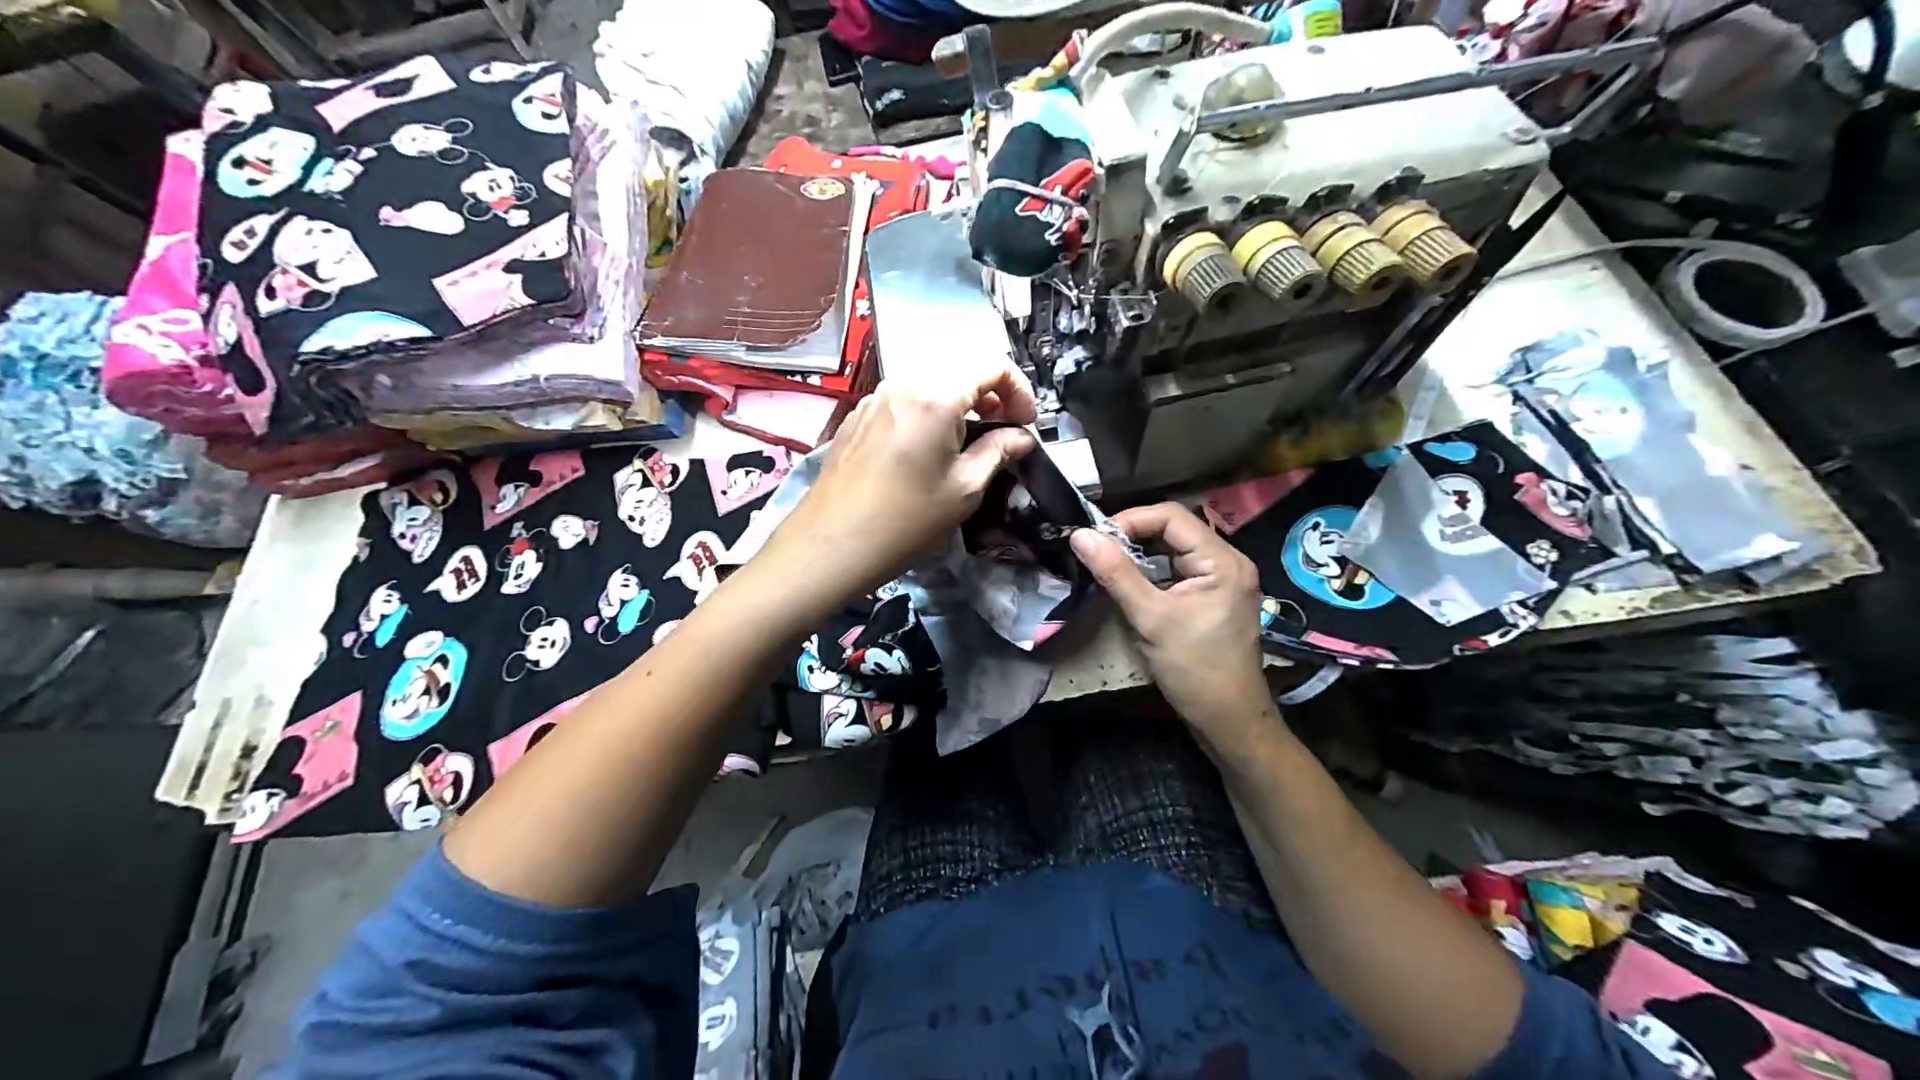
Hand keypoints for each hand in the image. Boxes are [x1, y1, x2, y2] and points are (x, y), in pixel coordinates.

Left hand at [768, 361, 1039, 604]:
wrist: (832, 543)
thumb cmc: (907, 519)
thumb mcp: (965, 488)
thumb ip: (998, 452)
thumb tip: (1021, 438)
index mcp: (936, 395)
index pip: (993, 366)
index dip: (1019, 390)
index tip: (1025, 424)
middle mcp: (904, 384)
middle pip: (959, 372)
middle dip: (989, 397)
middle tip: (1001, 433)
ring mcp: (875, 398)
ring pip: (930, 386)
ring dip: (957, 406)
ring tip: (964, 444)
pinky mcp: (857, 417)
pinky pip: (903, 402)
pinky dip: (926, 415)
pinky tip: (926, 451)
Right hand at [1070, 502, 1276, 744]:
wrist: (1229, 720)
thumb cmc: (1195, 669)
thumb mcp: (1151, 619)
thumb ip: (1116, 574)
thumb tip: (1080, 535)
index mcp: (1222, 561)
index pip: (1171, 517)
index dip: (1130, 520)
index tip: (1095, 539)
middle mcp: (1227, 562)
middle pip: (1173, 530)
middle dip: (1131, 536)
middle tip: (1095, 551)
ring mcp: (1221, 580)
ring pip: (1172, 550)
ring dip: (1138, 554)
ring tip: (1104, 564)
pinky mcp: (1211, 596)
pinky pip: (1176, 570)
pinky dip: (1150, 572)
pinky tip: (1126, 582)